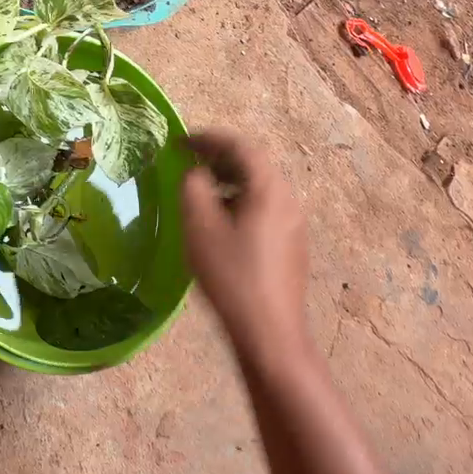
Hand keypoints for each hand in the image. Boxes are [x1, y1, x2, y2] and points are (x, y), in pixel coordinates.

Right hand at [181, 130, 310, 359]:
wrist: (270, 335)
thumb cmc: (232, 275)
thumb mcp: (200, 225)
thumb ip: (193, 186)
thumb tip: (195, 172)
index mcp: (269, 189)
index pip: (240, 146)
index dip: (207, 138)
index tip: (179, 141)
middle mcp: (288, 200)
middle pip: (252, 163)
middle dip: (217, 156)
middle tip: (186, 160)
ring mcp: (293, 224)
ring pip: (258, 186)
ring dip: (227, 179)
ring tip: (198, 187)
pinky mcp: (290, 244)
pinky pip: (263, 206)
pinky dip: (238, 199)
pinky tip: (219, 219)